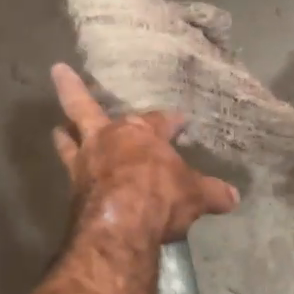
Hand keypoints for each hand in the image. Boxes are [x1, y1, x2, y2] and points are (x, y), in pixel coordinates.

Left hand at [49, 63, 239, 240]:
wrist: (124, 223)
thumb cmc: (162, 197)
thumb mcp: (198, 196)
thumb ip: (214, 193)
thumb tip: (234, 196)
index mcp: (141, 134)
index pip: (159, 121)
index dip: (171, 120)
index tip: (180, 119)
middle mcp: (107, 139)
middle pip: (84, 107)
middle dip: (73, 89)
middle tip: (59, 70)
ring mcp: (85, 163)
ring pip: (68, 139)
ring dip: (65, 133)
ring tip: (60, 129)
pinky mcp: (74, 189)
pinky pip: (71, 174)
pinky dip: (73, 174)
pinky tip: (75, 178)